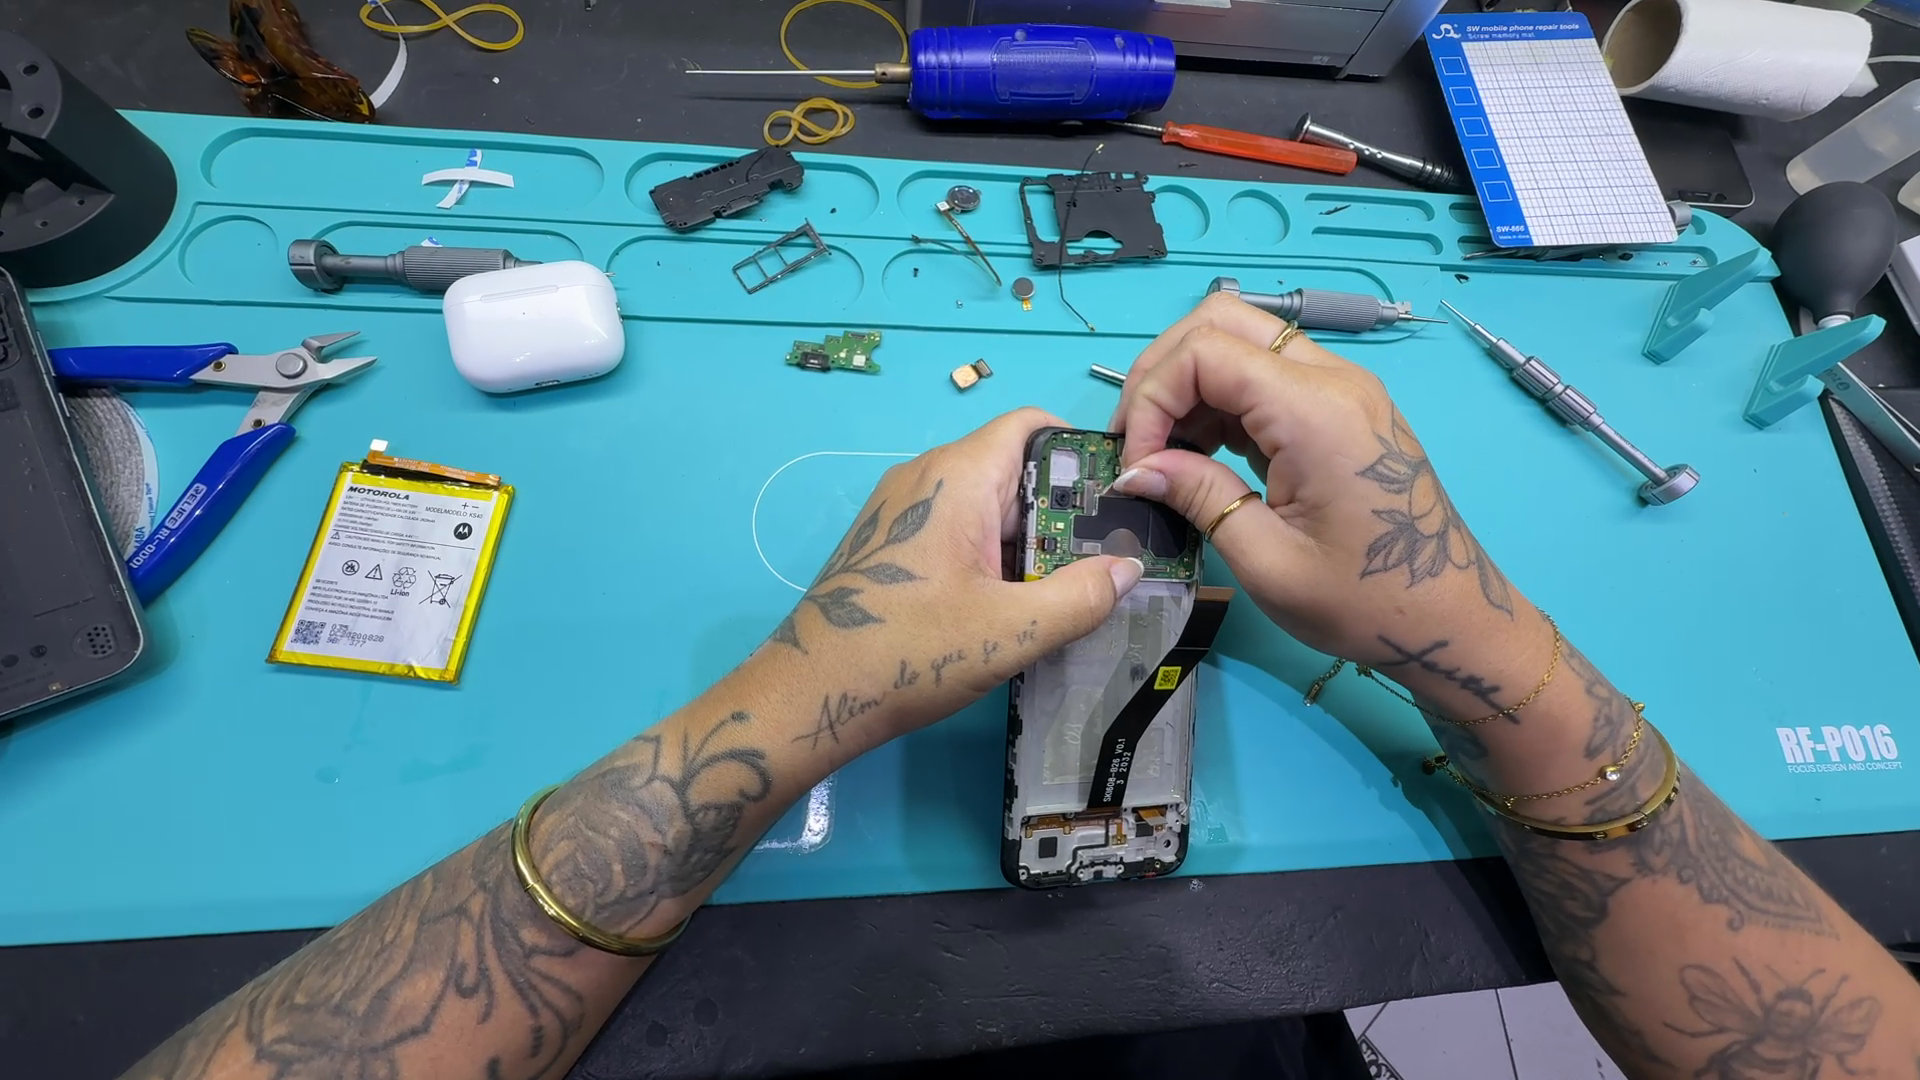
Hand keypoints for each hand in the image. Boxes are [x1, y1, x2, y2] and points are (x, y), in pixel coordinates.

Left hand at [759, 408, 1144, 744]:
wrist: (810, 694)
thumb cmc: (912, 652)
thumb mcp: (1012, 630)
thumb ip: (1082, 596)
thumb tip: (1129, 567)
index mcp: (958, 477)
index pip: (1030, 425)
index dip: (1079, 449)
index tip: (1114, 496)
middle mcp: (926, 476)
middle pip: (1011, 467)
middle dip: (1059, 508)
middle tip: (1100, 556)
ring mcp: (901, 506)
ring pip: (983, 501)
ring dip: (1025, 538)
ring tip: (1063, 585)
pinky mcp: (888, 537)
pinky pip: (954, 525)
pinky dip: (989, 550)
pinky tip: (1008, 599)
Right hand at [1108, 294, 1523, 663]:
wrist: (1447, 617)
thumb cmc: (1362, 601)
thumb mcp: (1266, 560)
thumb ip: (1198, 497)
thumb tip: (1132, 470)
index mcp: (1315, 412)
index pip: (1206, 353)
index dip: (1151, 399)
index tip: (1135, 463)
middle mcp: (1330, 379)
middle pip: (1220, 321)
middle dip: (1160, 372)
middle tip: (1135, 440)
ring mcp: (1335, 388)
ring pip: (1237, 339)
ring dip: (1183, 384)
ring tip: (1158, 450)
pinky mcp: (1332, 407)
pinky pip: (1257, 374)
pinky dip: (1212, 400)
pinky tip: (1194, 451)